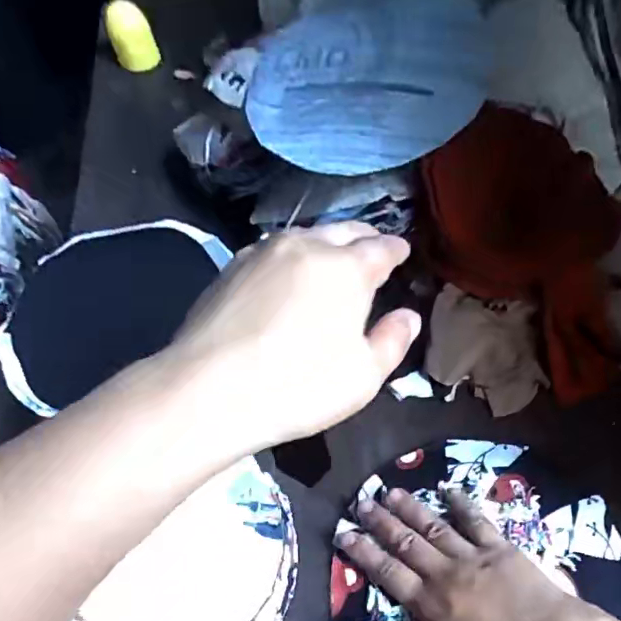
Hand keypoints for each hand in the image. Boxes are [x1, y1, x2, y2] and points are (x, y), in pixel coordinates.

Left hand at [153, 223, 419, 452]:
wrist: (211, 390)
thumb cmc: (301, 386)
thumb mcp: (364, 376)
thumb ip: (392, 341)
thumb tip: (408, 316)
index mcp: (346, 268)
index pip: (381, 247)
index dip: (396, 249)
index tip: (404, 252)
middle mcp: (305, 246)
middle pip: (343, 230)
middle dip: (363, 238)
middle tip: (374, 248)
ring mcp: (262, 252)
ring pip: (305, 236)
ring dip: (326, 243)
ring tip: (334, 259)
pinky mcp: (231, 268)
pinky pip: (274, 251)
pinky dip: (293, 256)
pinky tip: (291, 275)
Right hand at [336, 487, 604, 620]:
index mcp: (430, 604)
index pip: (388, 573)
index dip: (363, 553)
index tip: (344, 534)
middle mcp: (446, 573)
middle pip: (406, 543)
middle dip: (381, 522)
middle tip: (361, 503)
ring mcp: (474, 557)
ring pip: (435, 527)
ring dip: (412, 508)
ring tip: (392, 492)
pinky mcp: (502, 548)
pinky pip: (476, 521)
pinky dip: (460, 504)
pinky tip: (447, 490)